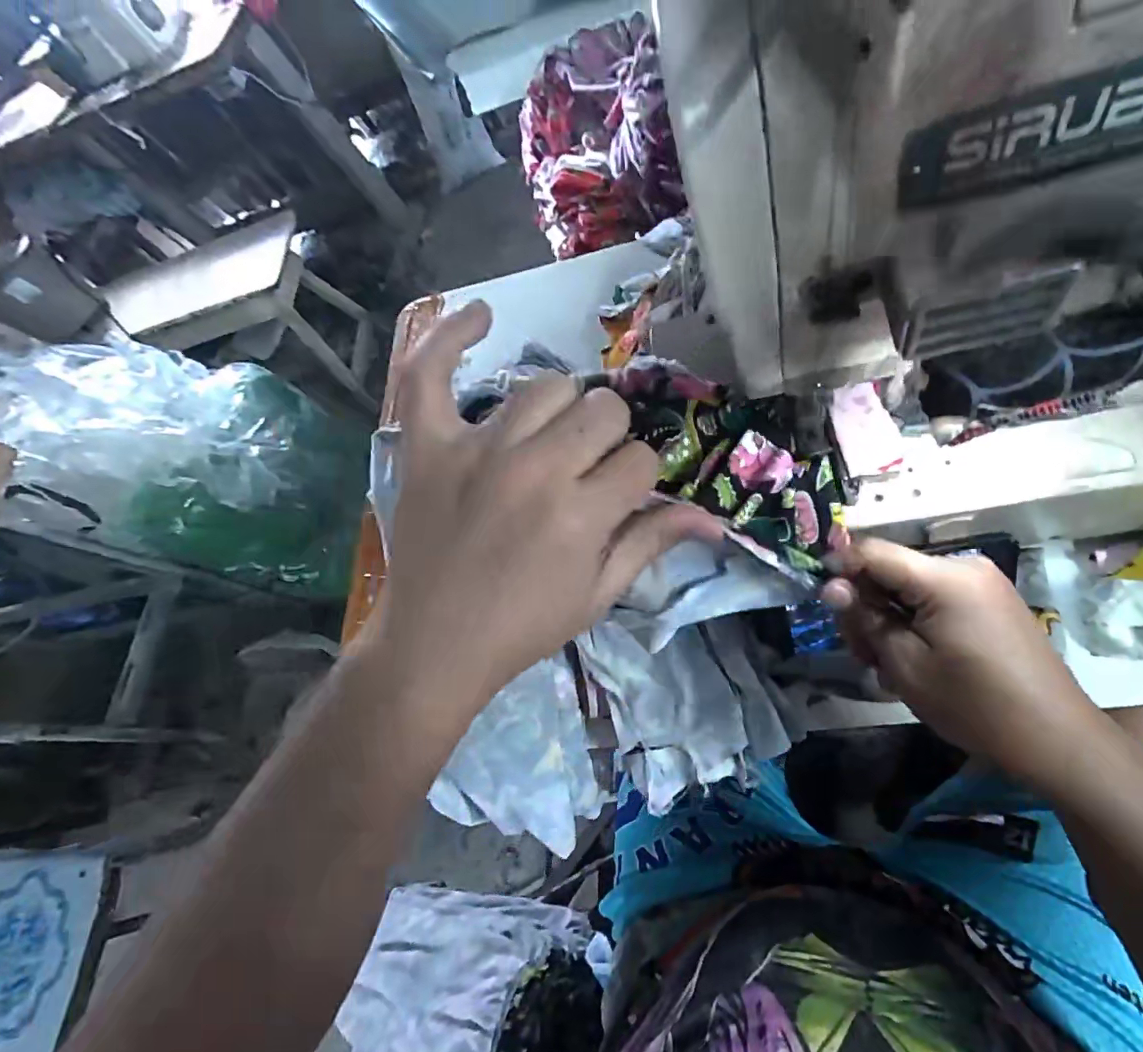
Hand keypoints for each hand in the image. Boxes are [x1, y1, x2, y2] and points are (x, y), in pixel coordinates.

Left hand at [360, 301, 712, 718]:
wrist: (436, 646)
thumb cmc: (527, 626)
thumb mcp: (600, 593)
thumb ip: (652, 542)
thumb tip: (715, 519)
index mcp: (582, 514)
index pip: (642, 460)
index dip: (640, 478)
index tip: (621, 499)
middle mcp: (536, 470)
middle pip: (603, 410)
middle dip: (611, 439)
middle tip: (591, 470)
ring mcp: (477, 450)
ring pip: (546, 386)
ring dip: (564, 408)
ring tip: (553, 438)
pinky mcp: (428, 446)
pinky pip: (430, 373)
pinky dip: (450, 337)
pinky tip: (482, 315)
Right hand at [821, 538, 1094, 766]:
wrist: (1054, 736)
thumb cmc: (974, 705)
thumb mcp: (906, 666)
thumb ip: (866, 619)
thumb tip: (833, 586)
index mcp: (943, 576)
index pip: (873, 551)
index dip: (840, 571)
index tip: (824, 605)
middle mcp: (965, 565)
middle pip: (892, 570)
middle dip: (868, 606)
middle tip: (865, 656)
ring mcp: (983, 582)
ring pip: (913, 587)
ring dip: (892, 619)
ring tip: (893, 667)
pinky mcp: (992, 601)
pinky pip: (938, 598)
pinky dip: (918, 622)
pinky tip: (919, 660)